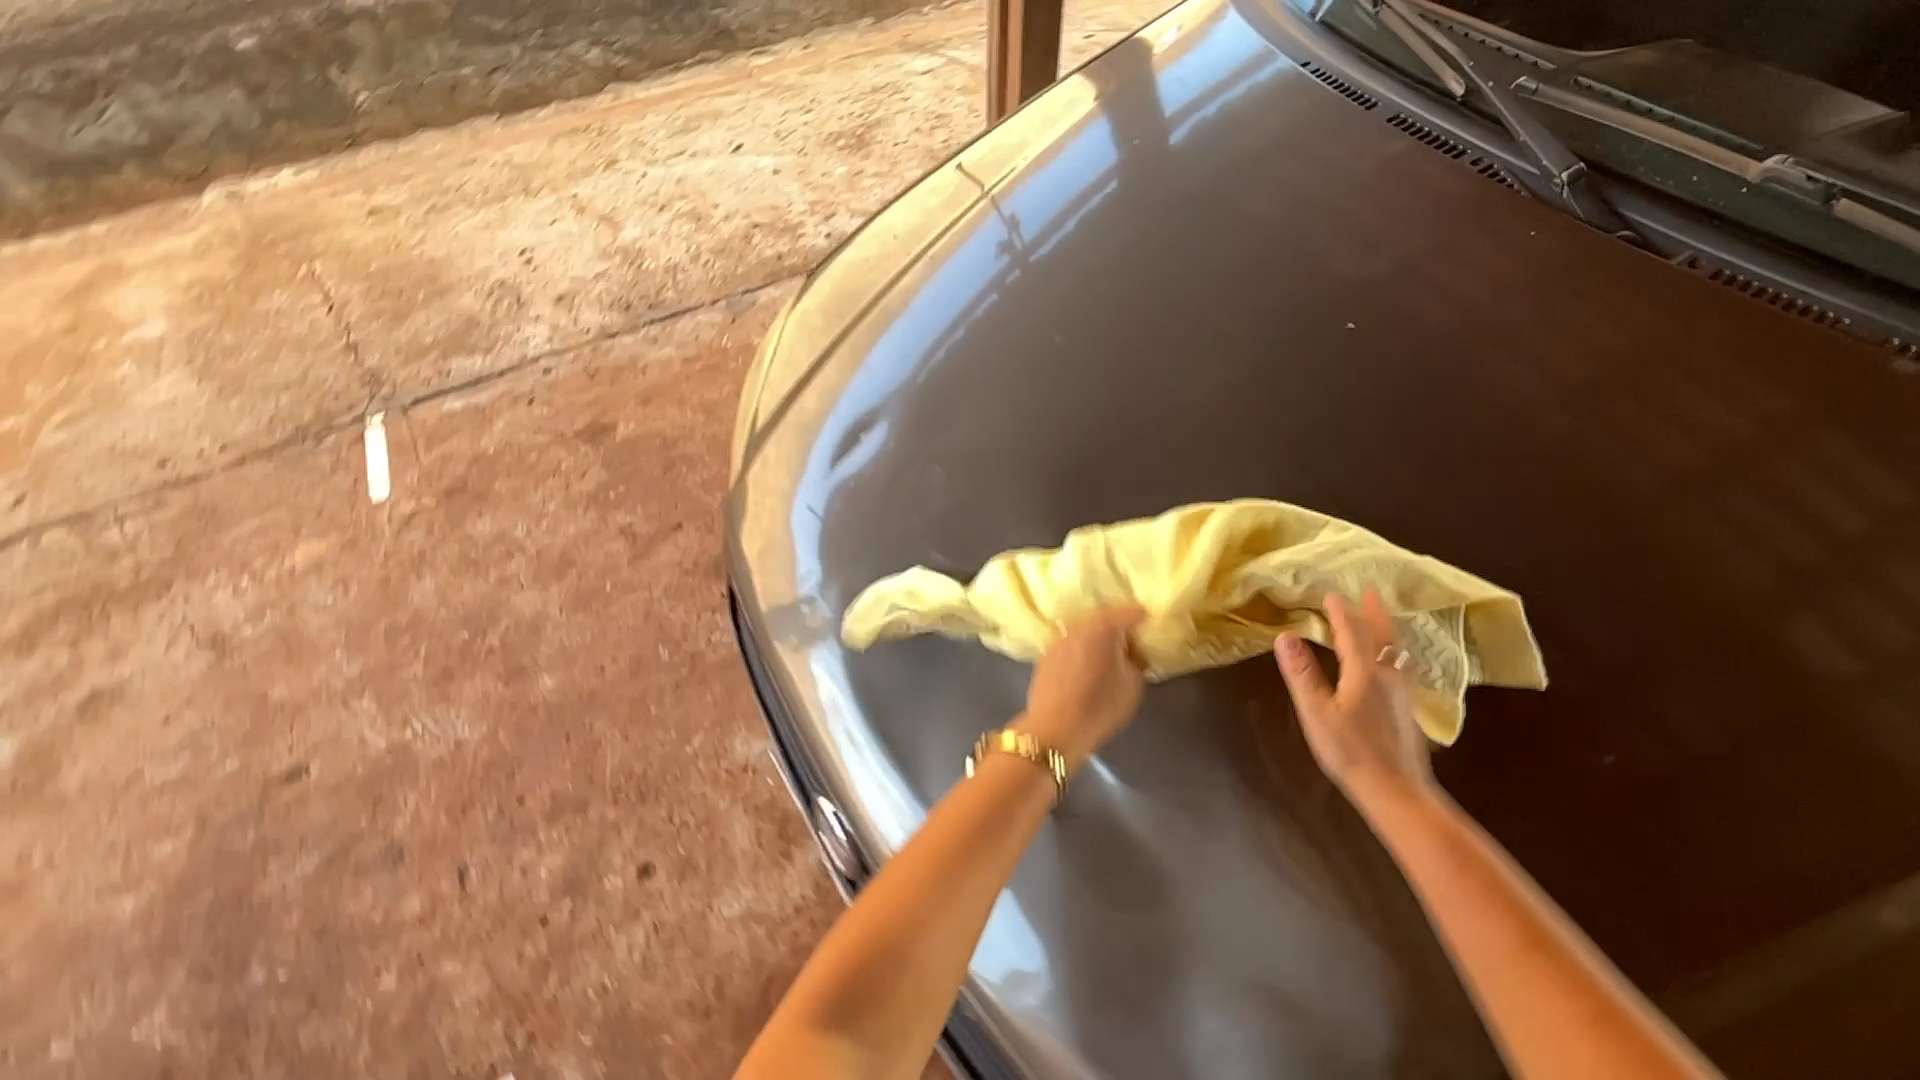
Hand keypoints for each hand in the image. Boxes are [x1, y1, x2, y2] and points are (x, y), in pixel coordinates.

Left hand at [1015, 607, 1147, 768]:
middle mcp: (1078, 627)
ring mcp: (1057, 642)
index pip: (1128, 613)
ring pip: (1083, 634)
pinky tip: (1084, 669)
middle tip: (1130, 643)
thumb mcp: (1133, 685)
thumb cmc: (1101, 706)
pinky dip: (1080, 653)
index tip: (1149, 623)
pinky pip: (1069, 649)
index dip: (1141, 617)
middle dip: (1117, 629)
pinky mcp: (1044, 658)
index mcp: (1103, 628)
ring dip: (1095, 642)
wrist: (1055, 728)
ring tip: (1107, 657)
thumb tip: (1132, 653)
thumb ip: (1136, 661)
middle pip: (1102, 621)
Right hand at [1273, 589, 1434, 805]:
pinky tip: (1393, 661)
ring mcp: (1401, 691)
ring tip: (1381, 617)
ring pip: (1396, 649)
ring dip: (1387, 628)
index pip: (1351, 632)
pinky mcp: (1407, 707)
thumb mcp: (1317, 712)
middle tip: (1369, 590)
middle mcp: (1387, 674)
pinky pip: (1401, 664)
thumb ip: (1302, 673)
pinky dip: (1394, 649)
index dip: (1340, 612)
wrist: (1396, 788)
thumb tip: (1285, 637)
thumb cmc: (1350, 751)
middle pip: (1382, 635)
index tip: (1330, 593)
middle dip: (1373, 611)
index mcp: (1363, 672)